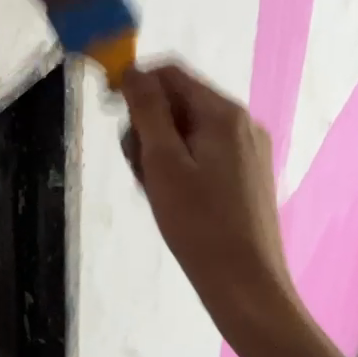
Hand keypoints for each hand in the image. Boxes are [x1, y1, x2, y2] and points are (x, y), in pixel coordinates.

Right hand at [120, 64, 295, 321]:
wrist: (245, 286)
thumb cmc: (198, 223)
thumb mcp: (162, 161)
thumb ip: (146, 110)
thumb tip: (132, 70)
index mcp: (224, 114)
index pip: (170, 73)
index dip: (134, 82)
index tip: (109, 110)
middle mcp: (242, 124)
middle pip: (178, 100)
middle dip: (146, 122)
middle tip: (134, 163)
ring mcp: (248, 150)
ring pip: (186, 127)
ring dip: (159, 146)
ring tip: (152, 186)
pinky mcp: (247, 174)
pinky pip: (202, 150)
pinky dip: (178, 162)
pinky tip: (170, 195)